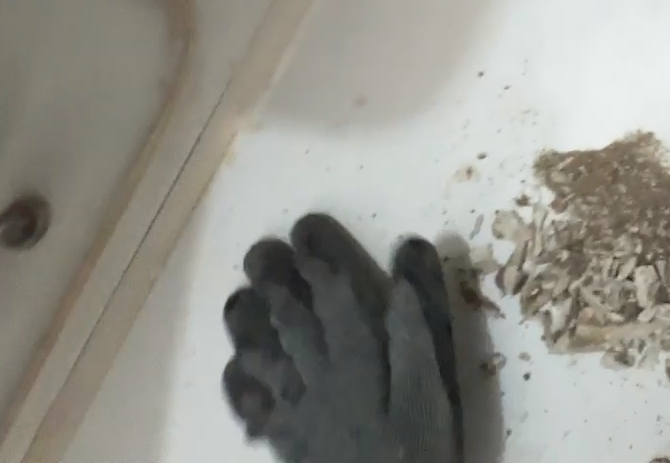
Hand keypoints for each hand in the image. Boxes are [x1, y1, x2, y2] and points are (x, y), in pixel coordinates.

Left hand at [222, 214, 462, 462]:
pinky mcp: (291, 445)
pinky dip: (242, 389)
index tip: (303, 228)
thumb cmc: (421, 445)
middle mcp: (319, 374)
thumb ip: (419, 313)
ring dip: (249, 326)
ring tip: (237, 299)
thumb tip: (408, 248)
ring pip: (265, 358)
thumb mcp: (434, 376)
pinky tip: (235, 373)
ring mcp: (299, 413)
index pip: (332, 290)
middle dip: (274, 282)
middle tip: (260, 251)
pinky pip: (256, 411)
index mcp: (356, 351)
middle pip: (291, 319)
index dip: (317, 256)